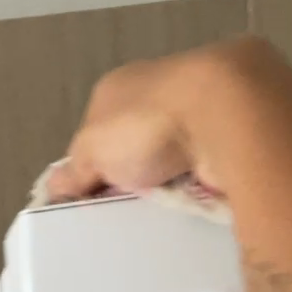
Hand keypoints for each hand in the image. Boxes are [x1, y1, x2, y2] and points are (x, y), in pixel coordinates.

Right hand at [44, 45, 237, 202]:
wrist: (230, 111)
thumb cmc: (147, 125)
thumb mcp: (91, 151)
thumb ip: (72, 171)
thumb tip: (54, 187)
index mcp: (120, 86)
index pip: (96, 132)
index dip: (93, 166)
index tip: (94, 198)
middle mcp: (162, 84)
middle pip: (136, 141)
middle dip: (133, 172)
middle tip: (127, 207)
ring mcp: (202, 101)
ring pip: (174, 150)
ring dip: (168, 176)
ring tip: (162, 207)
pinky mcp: (236, 121)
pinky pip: (207, 159)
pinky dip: (200, 178)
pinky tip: (196, 196)